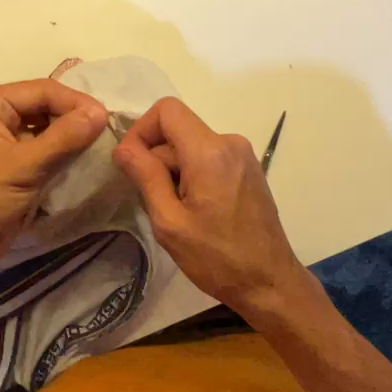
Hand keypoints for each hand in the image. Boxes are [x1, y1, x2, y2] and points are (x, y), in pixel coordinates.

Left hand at [0, 61, 108, 278]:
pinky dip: (62, 155)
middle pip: (44, 107)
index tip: (107, 119)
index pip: (42, 90)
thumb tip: (101, 113)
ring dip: (70, 138)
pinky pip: (42, 151)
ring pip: (46, 130)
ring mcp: (2, 141)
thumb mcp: (24, 166)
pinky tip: (82, 162)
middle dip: (74, 118)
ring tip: (99, 146)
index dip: (76, 102)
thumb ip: (64, 138)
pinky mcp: (11, 166)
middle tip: (106, 133)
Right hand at [112, 97, 314, 318]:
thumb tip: (123, 148)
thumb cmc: (216, 258)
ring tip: (177, 213)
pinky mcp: (249, 170)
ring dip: (175, 172)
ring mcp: (244, 156)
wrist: (268, 282)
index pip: (167, 110)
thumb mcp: (170, 223)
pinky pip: (210, 159)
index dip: (141, 130)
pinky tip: (197, 212)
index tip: (131, 164)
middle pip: (178, 131)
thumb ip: (146, 178)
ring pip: (192, 147)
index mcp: (210, 152)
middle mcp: (230, 143)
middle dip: (157, 160)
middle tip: (155, 203)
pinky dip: (194, 176)